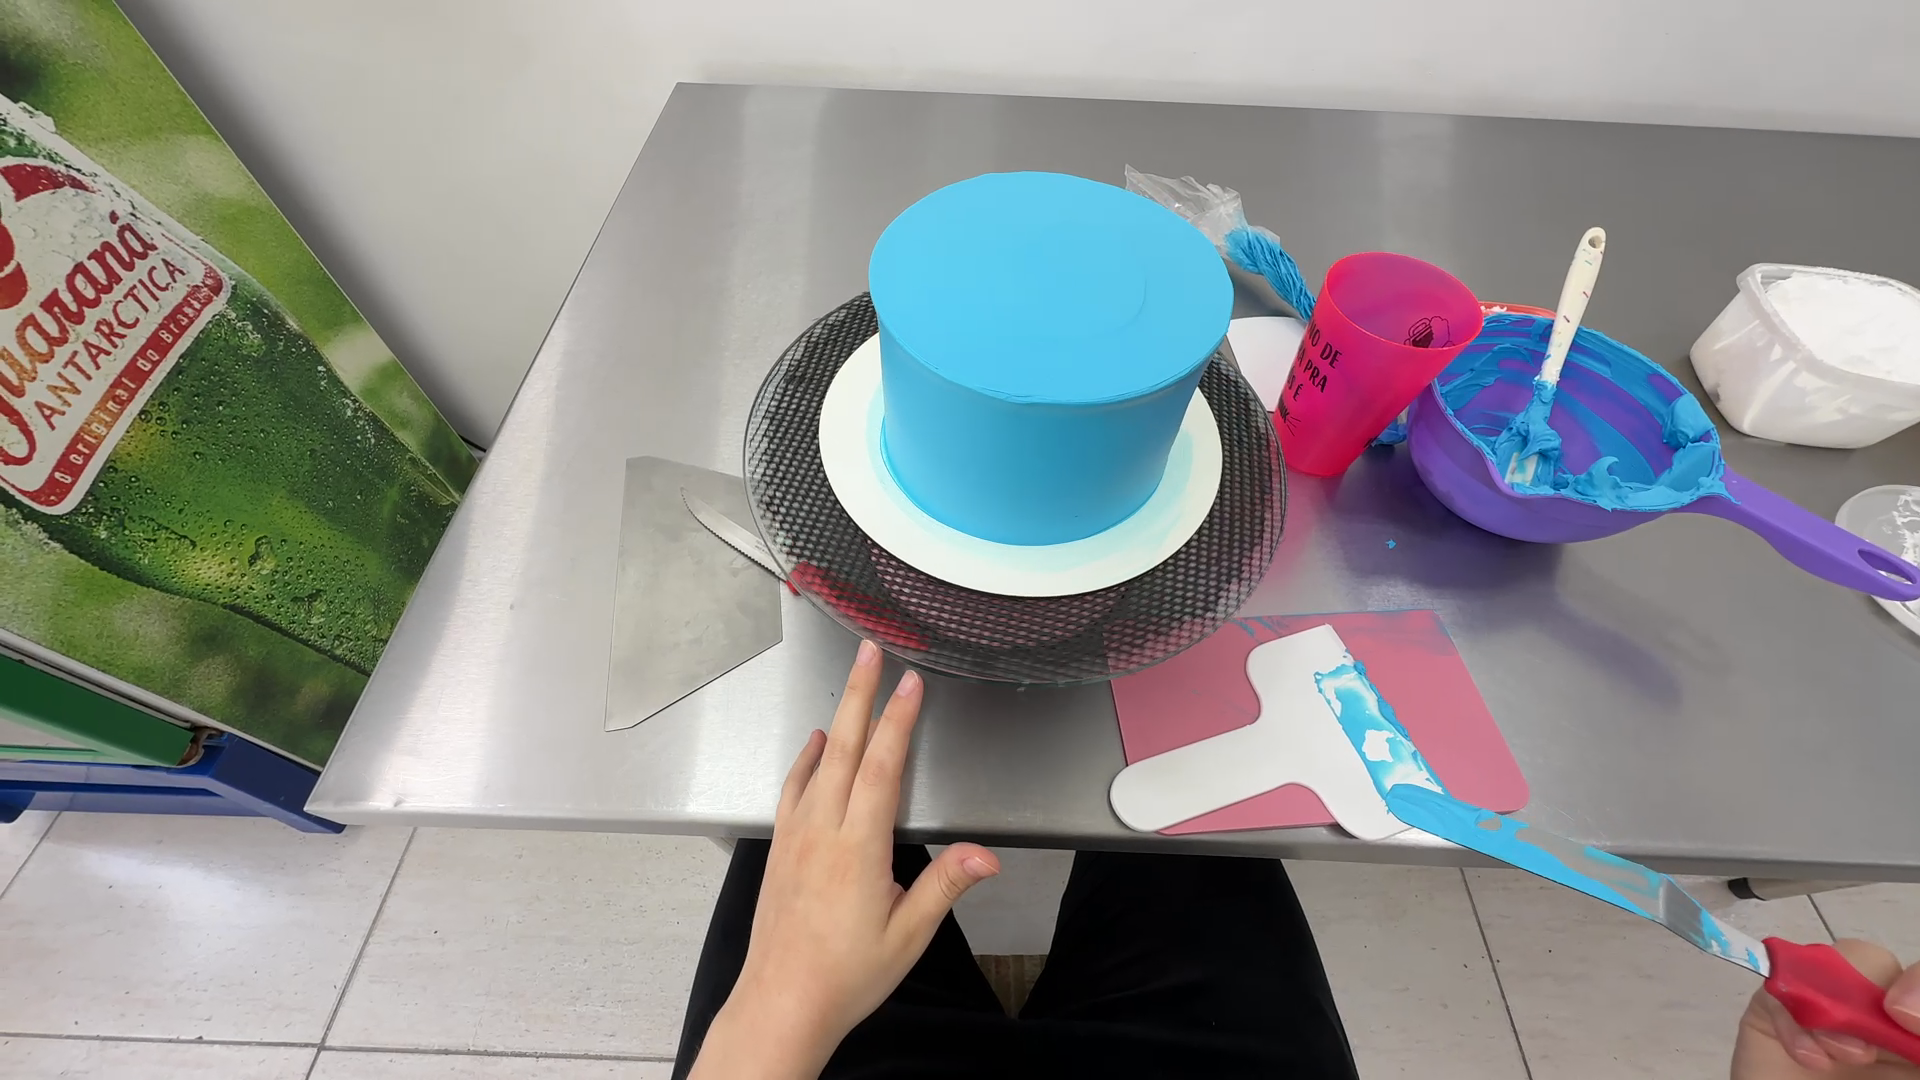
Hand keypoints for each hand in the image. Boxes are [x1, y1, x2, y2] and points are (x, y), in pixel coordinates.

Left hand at [690, 641, 1000, 1079]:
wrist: (781, 1004)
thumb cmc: (845, 973)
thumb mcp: (908, 934)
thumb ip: (946, 885)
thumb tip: (984, 854)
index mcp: (858, 845)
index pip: (883, 765)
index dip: (899, 720)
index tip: (909, 684)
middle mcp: (824, 828)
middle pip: (846, 744)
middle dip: (861, 692)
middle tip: (870, 652)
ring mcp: (797, 832)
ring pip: (819, 758)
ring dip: (838, 714)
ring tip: (850, 681)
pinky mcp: (781, 843)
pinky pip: (794, 785)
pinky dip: (806, 756)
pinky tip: (816, 742)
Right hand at [1734, 939, 1919, 1076]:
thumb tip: (1909, 1015)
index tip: (1909, 1021)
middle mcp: (1892, 1027)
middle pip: (1886, 967)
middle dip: (1877, 990)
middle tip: (1875, 1041)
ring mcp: (1832, 1018)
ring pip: (1833, 965)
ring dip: (1831, 1003)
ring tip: (1838, 1055)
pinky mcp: (1776, 1015)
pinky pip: (1776, 985)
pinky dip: (1788, 1015)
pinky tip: (1804, 1056)